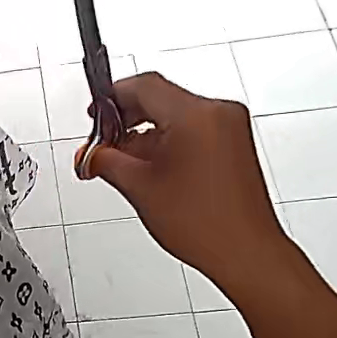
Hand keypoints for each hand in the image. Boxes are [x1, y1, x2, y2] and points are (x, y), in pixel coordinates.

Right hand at [85, 73, 299, 298]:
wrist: (245, 251)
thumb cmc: (207, 226)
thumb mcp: (141, 189)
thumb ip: (107, 161)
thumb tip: (91, 154)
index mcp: (194, 116)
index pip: (143, 86)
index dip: (112, 98)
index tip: (96, 114)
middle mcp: (218, 113)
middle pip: (160, 98)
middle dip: (128, 120)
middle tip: (105, 143)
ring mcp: (231, 127)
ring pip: (177, 115)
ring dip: (148, 133)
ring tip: (128, 164)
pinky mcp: (236, 144)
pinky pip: (196, 129)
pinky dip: (171, 142)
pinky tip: (155, 168)